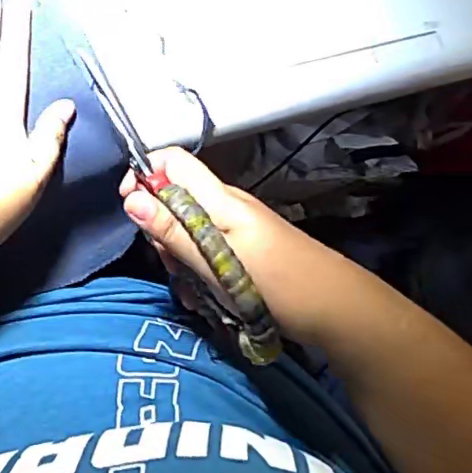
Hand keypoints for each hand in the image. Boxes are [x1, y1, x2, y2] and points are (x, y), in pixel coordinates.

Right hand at [118, 148, 404, 357]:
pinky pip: (205, 246)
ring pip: (186, 227)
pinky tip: (203, 295)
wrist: (340, 311)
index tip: (133, 211)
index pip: (171, 160)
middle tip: (170, 264)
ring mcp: (235, 226)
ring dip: (177, 255)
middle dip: (159, 228)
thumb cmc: (282, 285)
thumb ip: (174, 231)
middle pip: (173, 197)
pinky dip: (196, 267)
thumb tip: (131, 199)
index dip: (145, 176)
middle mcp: (225, 205)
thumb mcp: (218, 264)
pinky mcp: (243, 247)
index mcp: (220, 199)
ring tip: (189, 289)